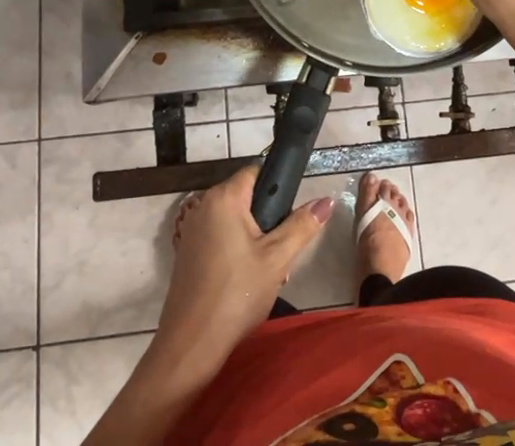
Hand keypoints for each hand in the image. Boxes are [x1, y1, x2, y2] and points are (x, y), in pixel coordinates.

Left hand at [159, 166, 332, 357]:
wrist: (192, 343)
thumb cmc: (237, 293)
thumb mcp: (277, 258)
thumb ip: (302, 225)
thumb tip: (326, 200)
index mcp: (223, 199)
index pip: (256, 172)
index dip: (279, 185)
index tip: (294, 210)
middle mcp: (202, 207)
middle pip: (245, 197)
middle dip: (269, 218)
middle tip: (285, 250)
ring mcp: (192, 231)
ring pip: (234, 221)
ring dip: (255, 238)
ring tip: (270, 269)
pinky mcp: (188, 254)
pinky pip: (220, 238)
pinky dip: (237, 250)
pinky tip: (249, 279)